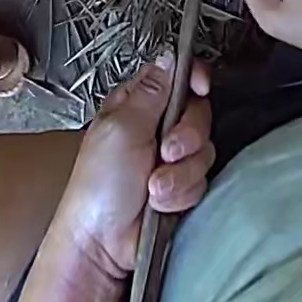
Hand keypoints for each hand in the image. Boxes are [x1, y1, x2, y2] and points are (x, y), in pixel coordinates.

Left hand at [52, 57, 214, 280]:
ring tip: (154, 187)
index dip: (193, 76)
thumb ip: (151, 91)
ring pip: (203, 147)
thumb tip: (170, 55)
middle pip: (197, 110)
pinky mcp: (183, 183)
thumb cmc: (99, 184)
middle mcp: (157, 124)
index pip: (176, 73)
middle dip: (186, 134)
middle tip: (165, 151)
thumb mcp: (121, 127)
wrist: (102, 245)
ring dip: (181, 171)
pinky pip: (202, 177)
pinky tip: (161, 202)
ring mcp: (171, 155)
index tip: (200, 86)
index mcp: (137, 102)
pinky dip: (183, 191)